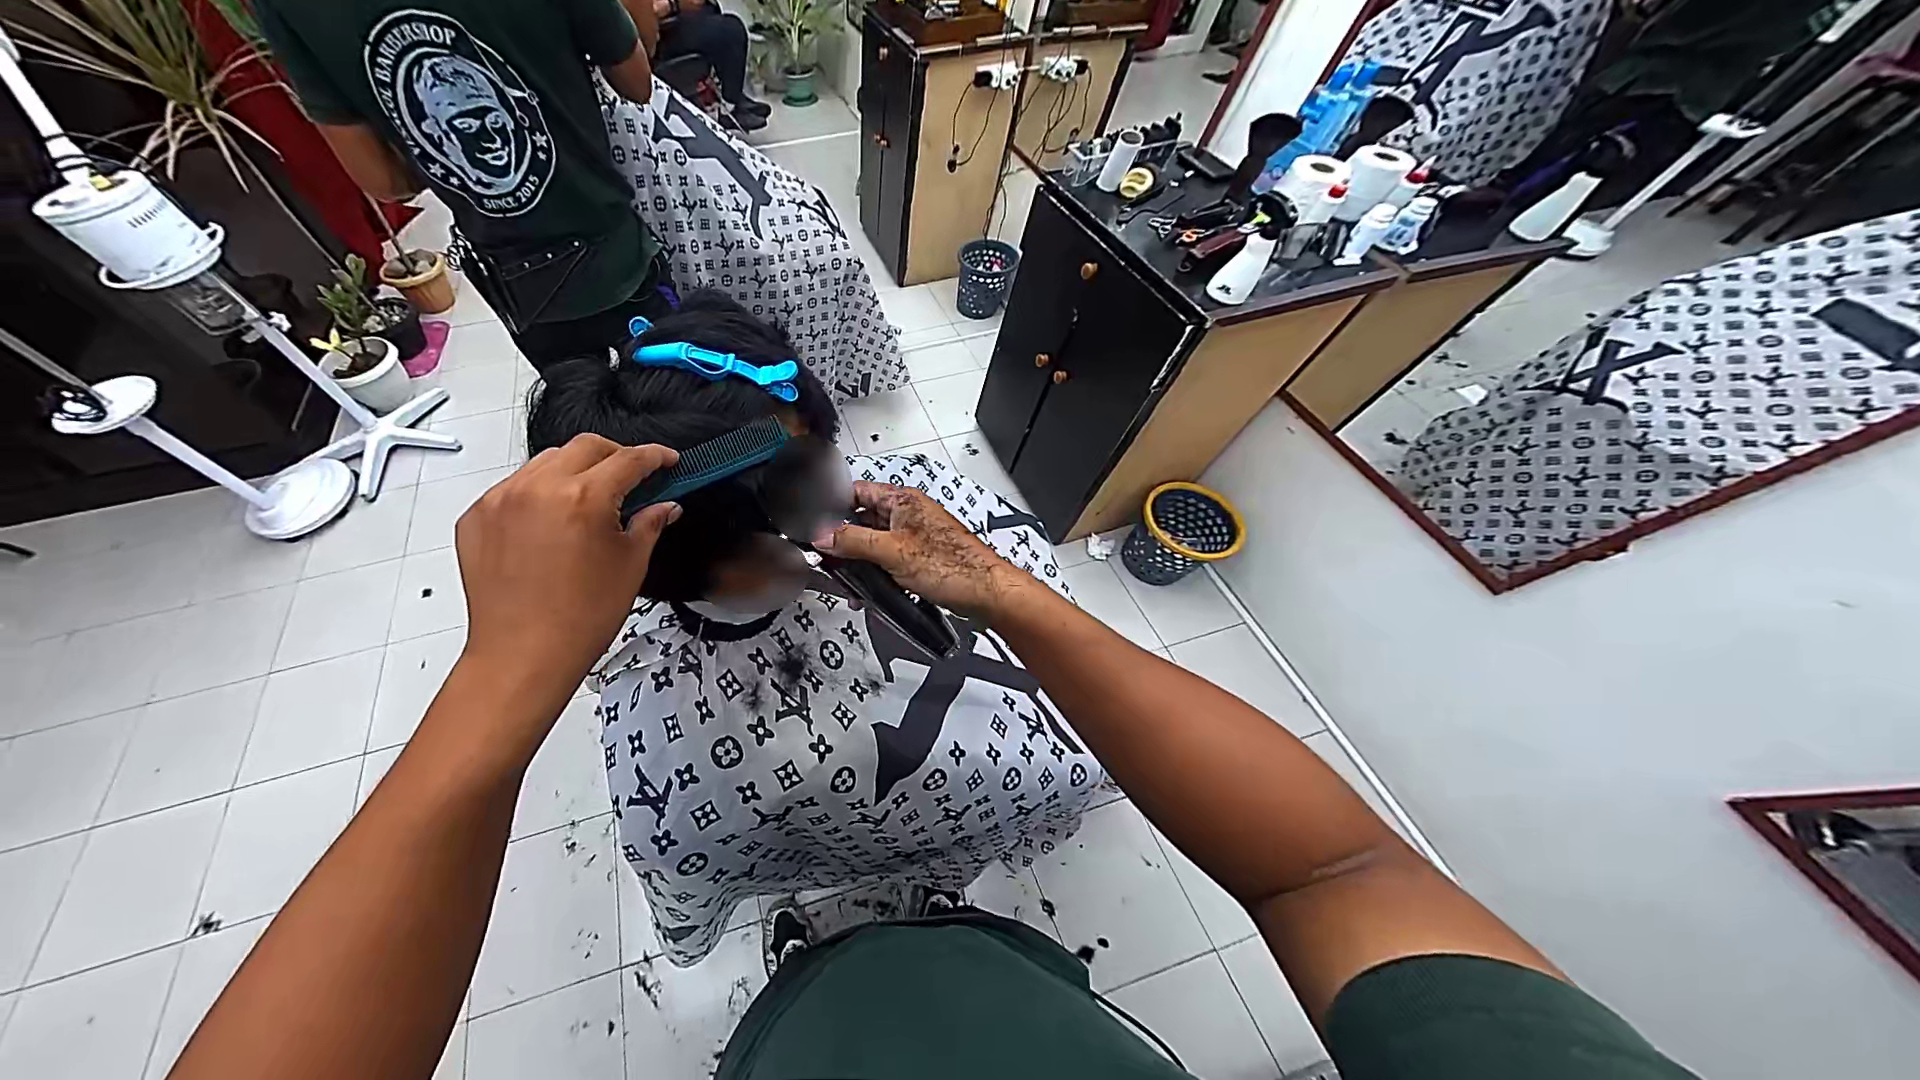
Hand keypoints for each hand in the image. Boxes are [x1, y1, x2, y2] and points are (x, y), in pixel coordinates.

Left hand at [453, 435, 679, 718]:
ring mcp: (501, 501)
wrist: (524, 654)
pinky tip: (558, 518)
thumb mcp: (631, 564)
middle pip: (586, 447)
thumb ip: (650, 523)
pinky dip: (542, 491)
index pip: (630, 459)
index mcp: (582, 498)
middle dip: (617, 455)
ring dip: (577, 469)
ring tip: (594, 498)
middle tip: (636, 475)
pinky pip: (515, 486)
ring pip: (547, 460)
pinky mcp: (477, 517)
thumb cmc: (577, 619)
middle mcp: (537, 490)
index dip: (656, 457)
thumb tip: (664, 507)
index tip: (666, 461)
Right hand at [813, 481, 1034, 618]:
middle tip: (831, 559)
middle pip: (864, 520)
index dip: (834, 507)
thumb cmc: (954, 566)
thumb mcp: (892, 552)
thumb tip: (823, 536)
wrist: (986, 592)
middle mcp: (910, 513)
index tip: (817, 525)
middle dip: (846, 541)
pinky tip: (872, 590)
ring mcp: (916, 536)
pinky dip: (879, 572)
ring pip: (876, 543)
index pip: (858, 492)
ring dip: (862, 561)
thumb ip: (853, 542)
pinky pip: (890, 560)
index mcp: (903, 500)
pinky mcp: (922, 557)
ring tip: (852, 581)